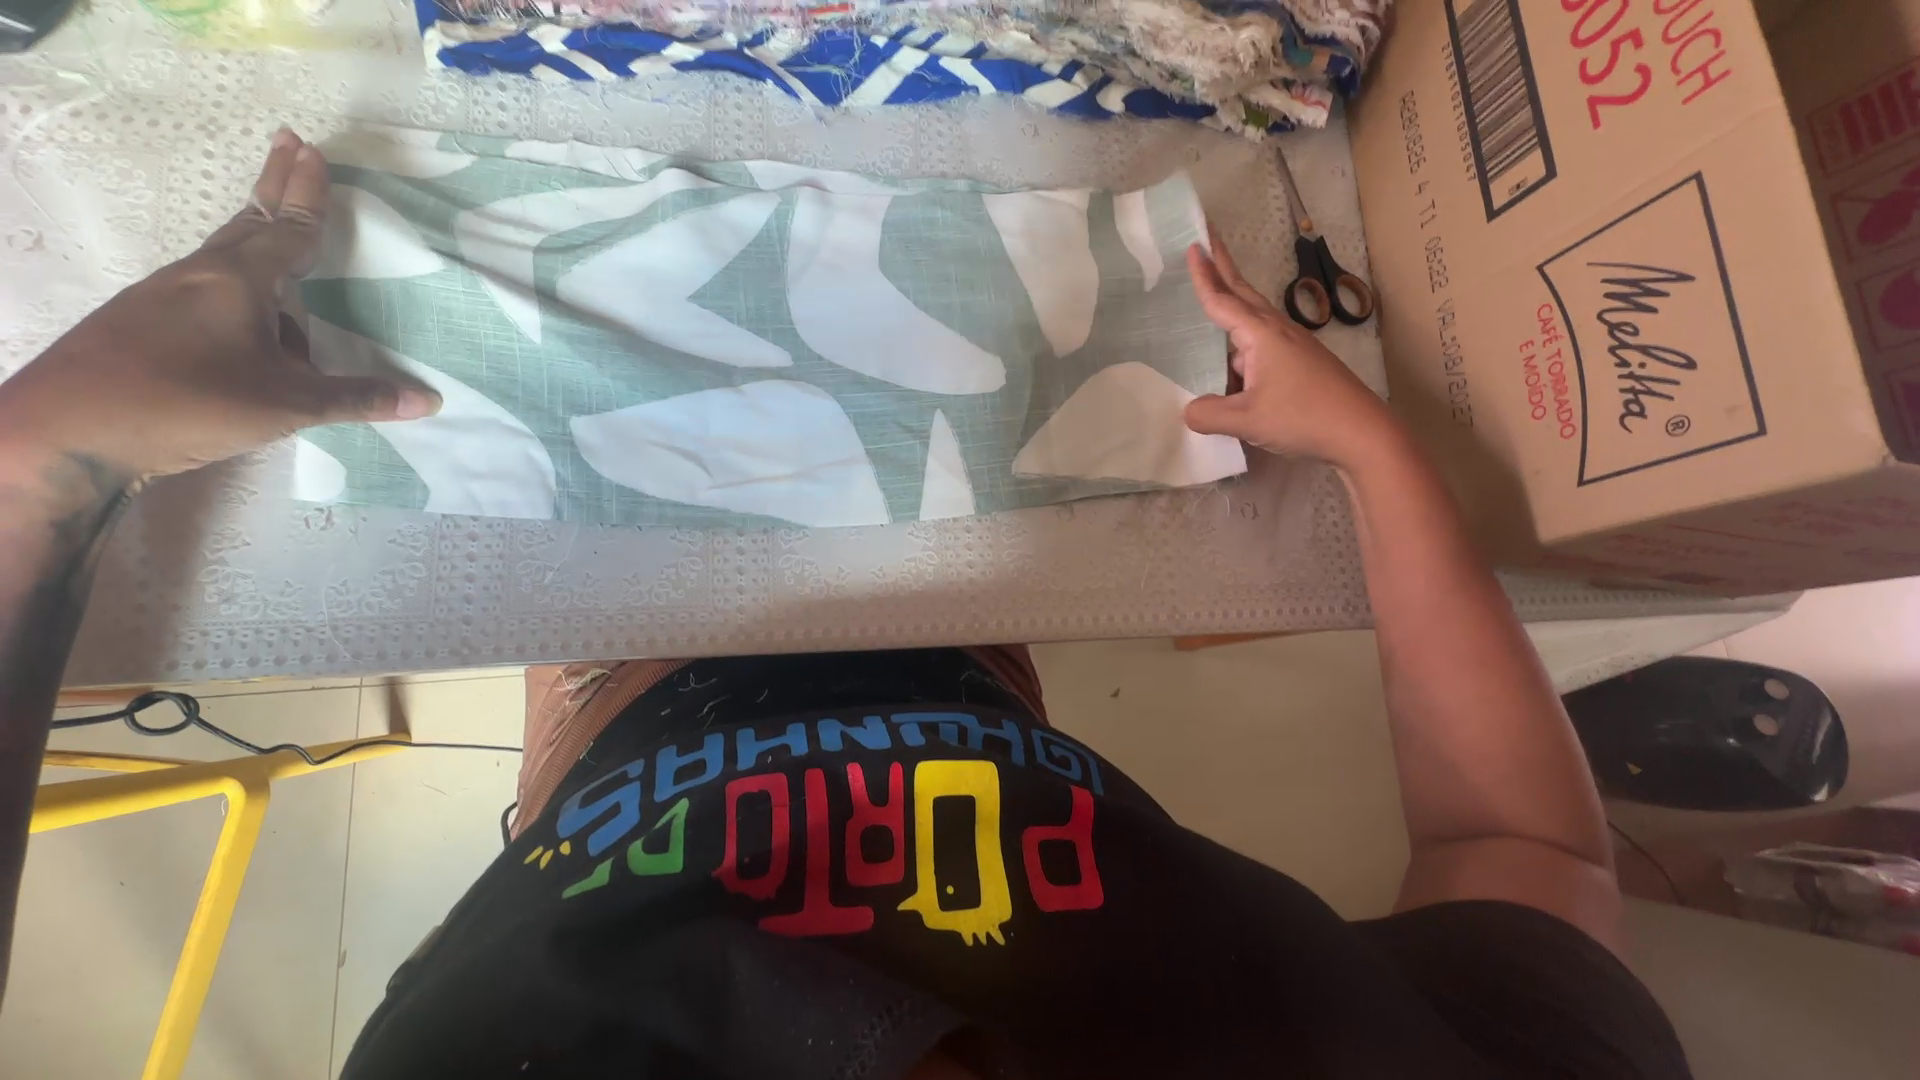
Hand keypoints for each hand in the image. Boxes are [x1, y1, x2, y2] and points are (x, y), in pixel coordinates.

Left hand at [0, 128, 439, 495]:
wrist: (69, 432)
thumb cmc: (187, 402)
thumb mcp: (288, 405)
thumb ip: (358, 398)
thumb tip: (429, 401)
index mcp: (237, 282)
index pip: (288, 227)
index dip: (307, 191)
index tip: (313, 149)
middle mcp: (200, 277)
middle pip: (249, 222)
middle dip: (275, 186)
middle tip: (291, 146)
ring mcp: (169, 298)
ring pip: (232, 260)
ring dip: (265, 244)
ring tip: (298, 259)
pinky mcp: (152, 323)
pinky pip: (216, 293)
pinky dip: (251, 291)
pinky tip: (268, 334)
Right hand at [1182, 230, 1394, 467]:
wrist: (1360, 431)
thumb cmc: (1302, 417)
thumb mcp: (1246, 420)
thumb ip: (1208, 414)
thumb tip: (1188, 410)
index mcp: (1260, 336)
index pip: (1223, 301)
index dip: (1204, 277)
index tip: (1192, 247)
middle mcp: (1276, 332)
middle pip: (1243, 293)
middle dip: (1223, 267)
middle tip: (1206, 241)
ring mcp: (1292, 346)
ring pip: (1252, 319)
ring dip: (1232, 304)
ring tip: (1213, 295)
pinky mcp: (1299, 363)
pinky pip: (1260, 343)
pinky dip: (1240, 341)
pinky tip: (1231, 362)